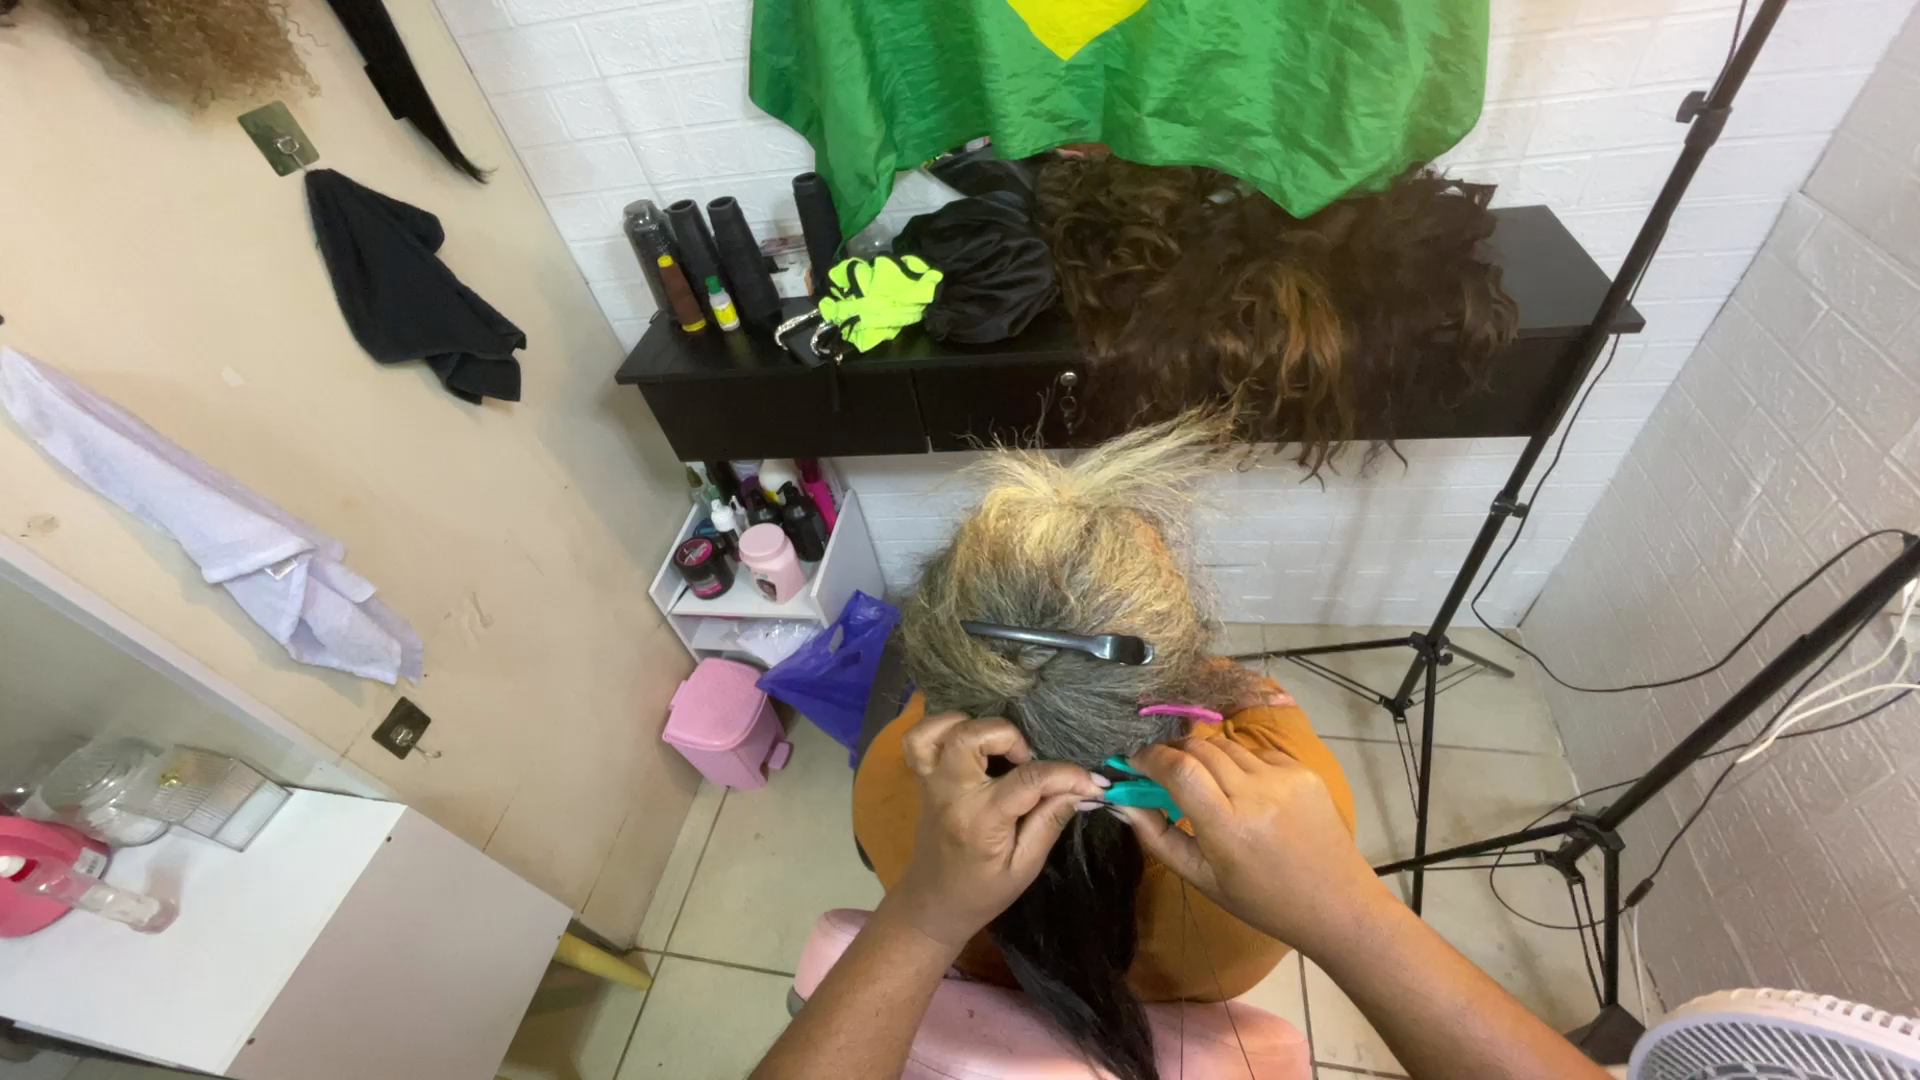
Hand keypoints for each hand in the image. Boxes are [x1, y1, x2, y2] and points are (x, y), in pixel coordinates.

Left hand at [884, 711, 1102, 950]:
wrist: (933, 903)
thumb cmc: (983, 892)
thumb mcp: (1025, 867)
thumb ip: (1050, 822)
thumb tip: (1082, 789)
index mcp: (981, 820)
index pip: (1027, 780)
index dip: (1066, 774)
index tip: (1091, 781)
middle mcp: (952, 793)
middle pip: (970, 737)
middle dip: (1008, 736)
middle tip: (1025, 759)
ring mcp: (931, 782)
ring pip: (939, 731)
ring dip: (971, 726)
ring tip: (994, 747)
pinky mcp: (921, 777)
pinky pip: (917, 739)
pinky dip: (940, 728)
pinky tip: (965, 739)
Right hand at [1110, 738, 1392, 952]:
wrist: (1341, 907)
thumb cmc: (1264, 902)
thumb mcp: (1202, 879)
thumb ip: (1156, 836)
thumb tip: (1120, 801)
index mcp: (1229, 827)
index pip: (1179, 769)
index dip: (1149, 758)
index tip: (1133, 763)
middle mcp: (1256, 793)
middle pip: (1197, 747)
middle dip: (1171, 751)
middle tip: (1159, 769)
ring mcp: (1283, 777)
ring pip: (1224, 745)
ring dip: (1201, 754)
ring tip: (1201, 779)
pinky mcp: (1302, 770)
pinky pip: (1253, 751)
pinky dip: (1235, 762)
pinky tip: (1240, 788)